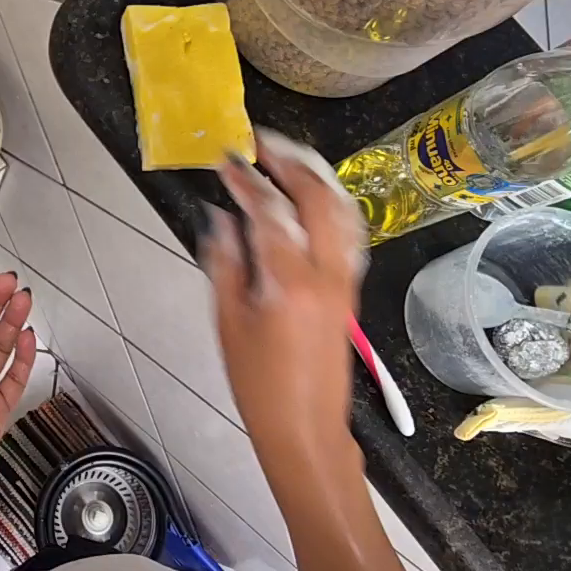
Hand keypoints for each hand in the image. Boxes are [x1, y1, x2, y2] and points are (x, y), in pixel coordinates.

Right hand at [200, 130, 367, 458]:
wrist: (305, 427)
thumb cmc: (258, 383)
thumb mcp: (228, 322)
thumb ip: (225, 263)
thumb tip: (220, 219)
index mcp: (290, 282)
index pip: (269, 212)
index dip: (246, 180)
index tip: (226, 158)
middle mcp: (327, 272)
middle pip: (319, 198)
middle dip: (291, 162)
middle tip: (262, 143)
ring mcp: (345, 279)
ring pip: (342, 210)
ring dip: (316, 177)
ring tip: (288, 157)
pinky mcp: (350, 288)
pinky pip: (348, 232)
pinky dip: (331, 204)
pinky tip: (313, 196)